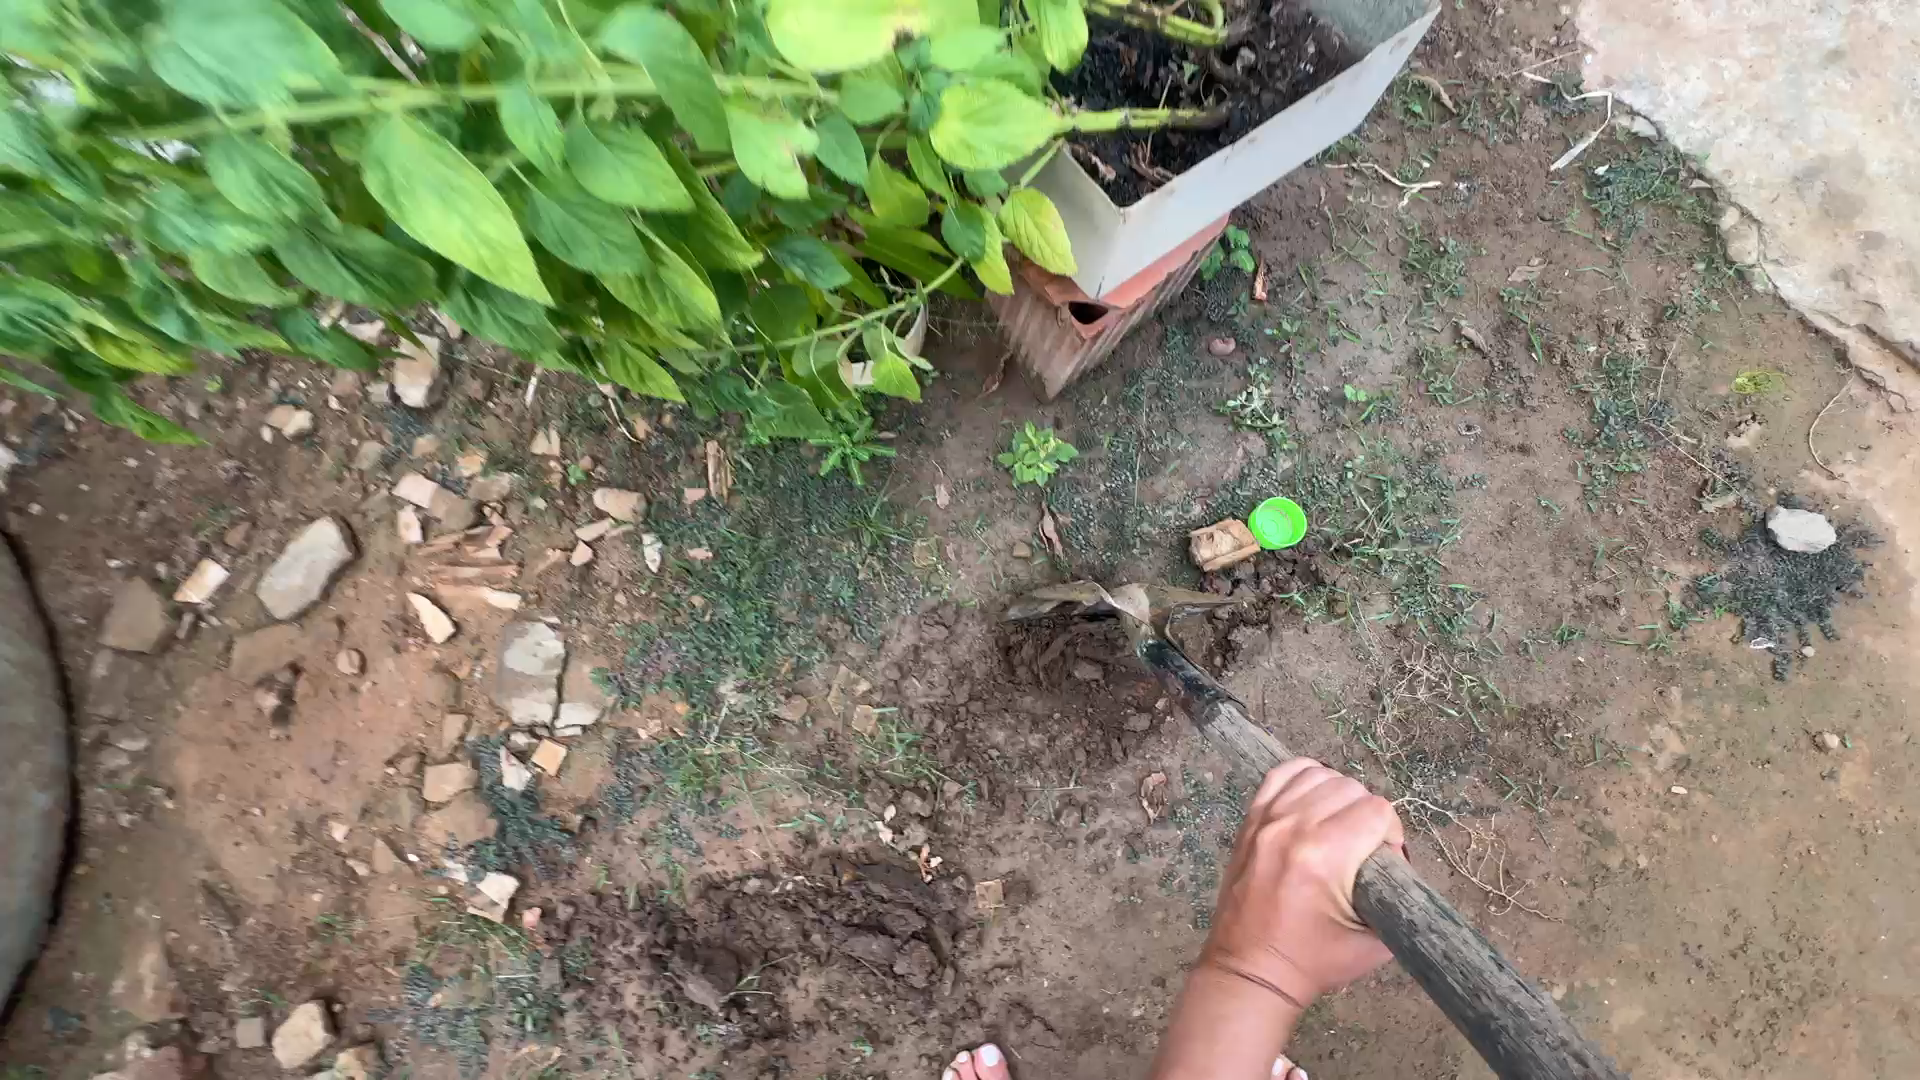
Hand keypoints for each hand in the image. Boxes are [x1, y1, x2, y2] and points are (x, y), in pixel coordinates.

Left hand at [1197, 759, 1404, 1008]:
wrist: (1251, 963)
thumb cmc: (1312, 959)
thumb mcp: (1373, 942)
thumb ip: (1396, 897)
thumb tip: (1396, 860)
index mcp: (1324, 855)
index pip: (1375, 810)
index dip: (1392, 833)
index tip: (1387, 858)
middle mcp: (1293, 827)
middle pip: (1348, 788)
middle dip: (1368, 813)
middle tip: (1367, 845)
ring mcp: (1267, 818)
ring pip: (1317, 774)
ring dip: (1338, 793)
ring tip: (1342, 822)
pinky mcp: (1251, 817)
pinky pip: (1280, 774)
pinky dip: (1304, 775)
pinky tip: (1316, 796)